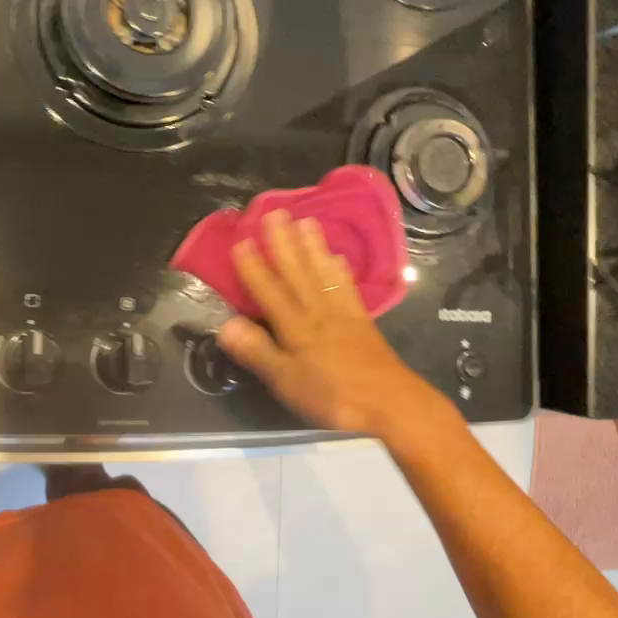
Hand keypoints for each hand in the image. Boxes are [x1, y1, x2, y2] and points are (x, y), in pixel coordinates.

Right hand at [214, 210, 446, 435]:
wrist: (392, 405)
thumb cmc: (335, 397)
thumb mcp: (287, 382)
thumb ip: (258, 352)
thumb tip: (226, 324)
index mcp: (296, 327)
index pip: (269, 291)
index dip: (254, 267)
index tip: (241, 240)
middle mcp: (318, 312)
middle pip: (298, 273)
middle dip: (284, 243)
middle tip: (275, 213)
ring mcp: (343, 314)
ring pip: (323, 274)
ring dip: (313, 247)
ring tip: (306, 221)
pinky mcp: (363, 322)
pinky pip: (347, 288)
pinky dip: (340, 271)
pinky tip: (337, 259)